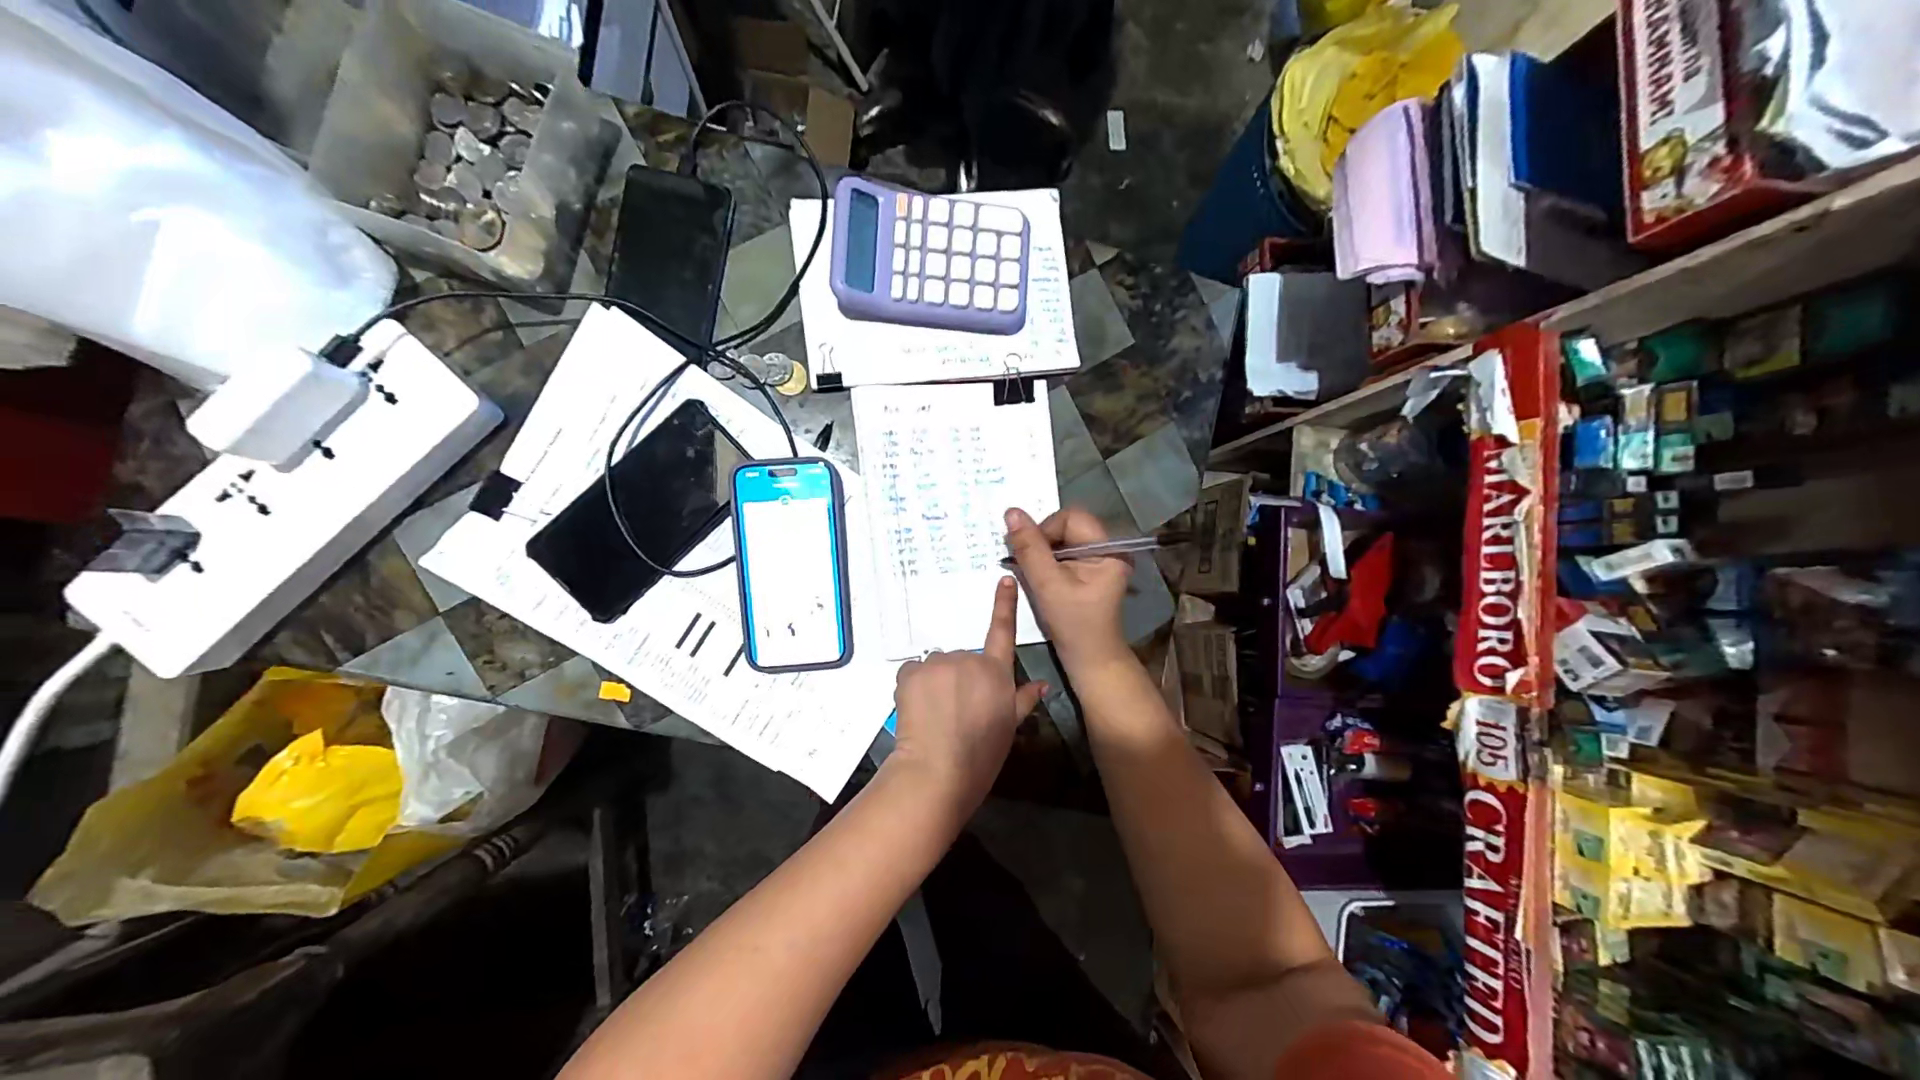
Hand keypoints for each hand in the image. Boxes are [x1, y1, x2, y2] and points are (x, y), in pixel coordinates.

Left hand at [888, 577, 1046, 809]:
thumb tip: (1042, 684)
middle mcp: (968, 660)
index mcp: (996, 673)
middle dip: (959, 679)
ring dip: (937, 683)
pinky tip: (918, 711)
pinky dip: (915, 688)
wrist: (939, 770)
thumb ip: (1023, 699)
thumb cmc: (981, 755)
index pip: (1003, 631)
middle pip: (963, 661)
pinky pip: (914, 673)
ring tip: (937, 715)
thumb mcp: (1009, 727)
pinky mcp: (912, 671)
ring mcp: (939, 663)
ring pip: (937, 668)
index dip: (1005, 604)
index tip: (1005, 578)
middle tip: (958, 712)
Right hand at [1003, 507, 1130, 670]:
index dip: (1044, 529)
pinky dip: (1047, 561)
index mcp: (1108, 548)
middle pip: (1066, 526)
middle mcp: (1108, 548)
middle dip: (1041, 541)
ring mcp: (1099, 560)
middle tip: (1025, 562)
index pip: (1070, 518)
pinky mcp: (1089, 571)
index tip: (1028, 554)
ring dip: (1041, 551)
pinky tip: (1039, 577)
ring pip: (1062, 539)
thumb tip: (1011, 512)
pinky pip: (1064, 553)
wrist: (1089, 659)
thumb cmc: (1073, 623)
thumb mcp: (1047, 584)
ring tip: (1031, 571)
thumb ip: (1029, 547)